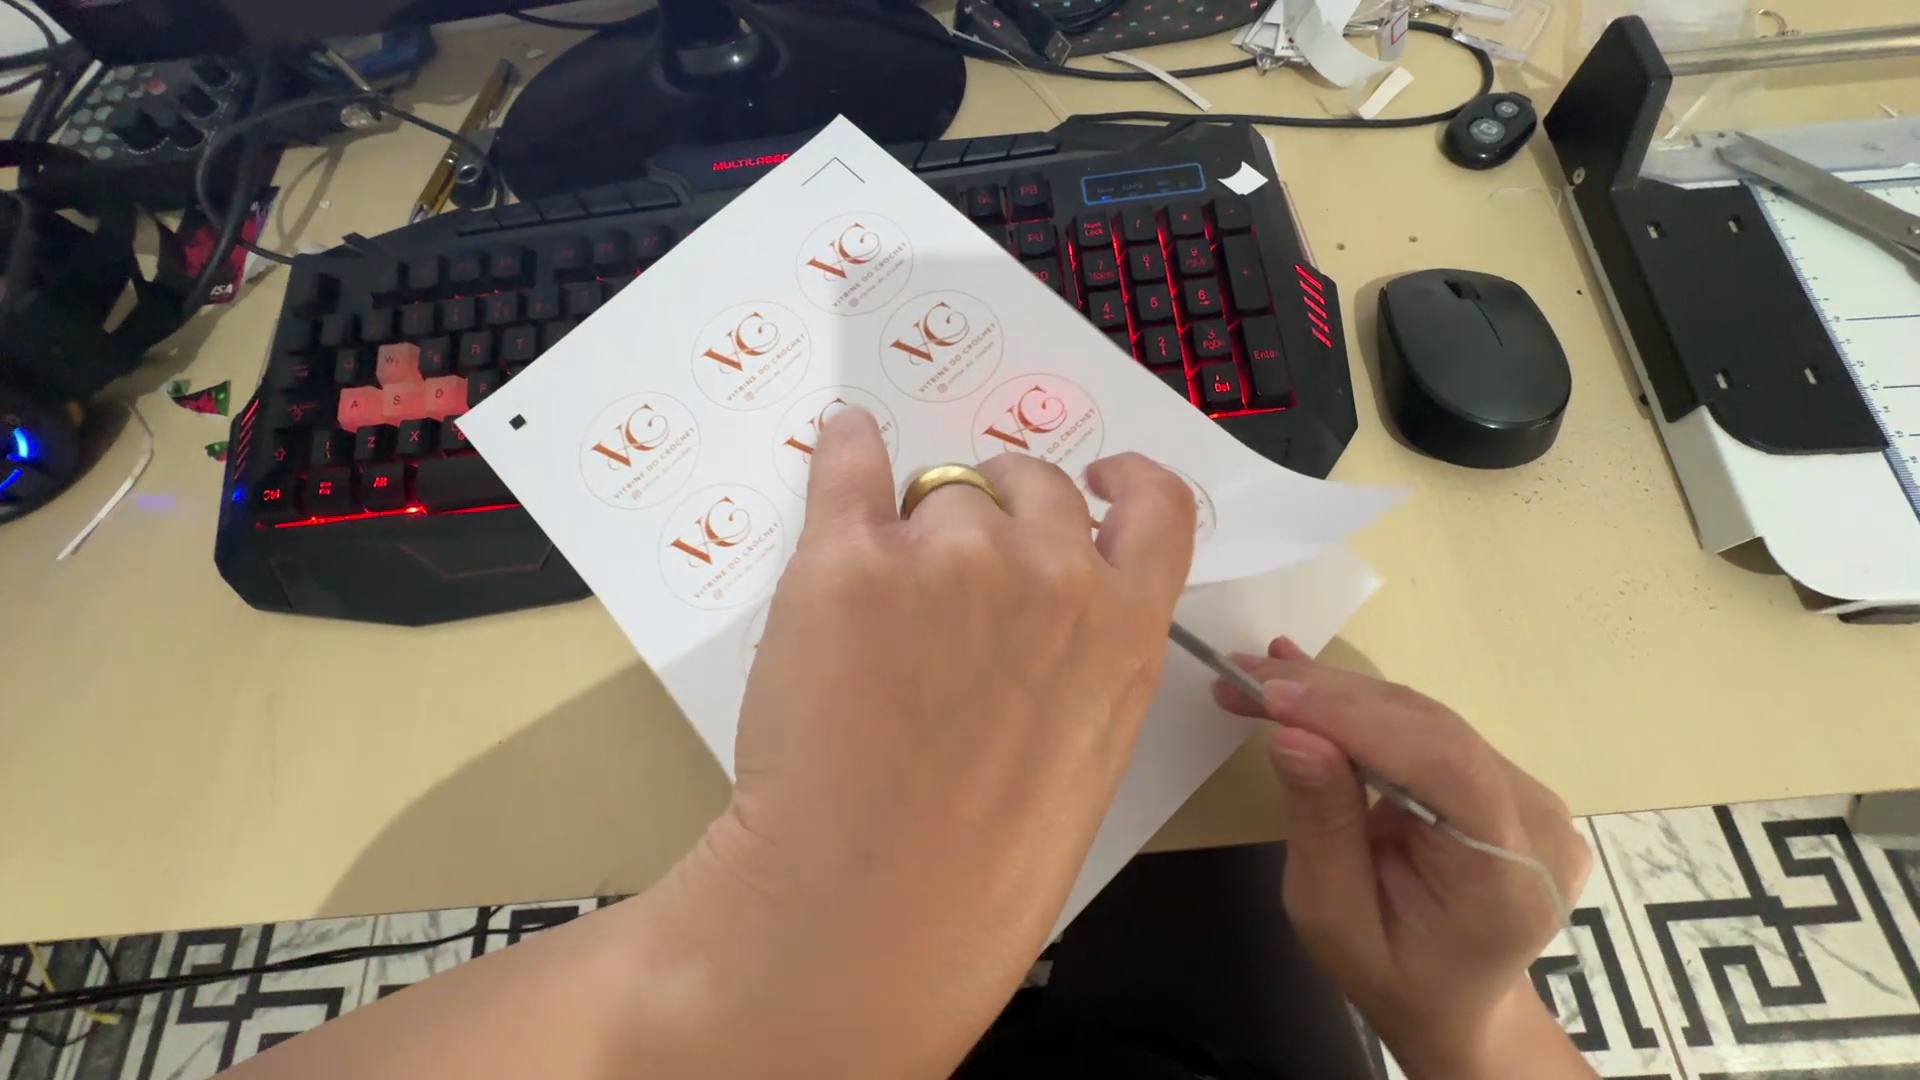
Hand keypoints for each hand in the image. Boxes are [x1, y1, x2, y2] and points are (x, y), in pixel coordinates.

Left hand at [687, 406, 1195, 1076]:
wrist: (870, 910)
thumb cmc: (984, 854)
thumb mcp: (1081, 744)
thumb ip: (1082, 648)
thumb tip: (1048, 582)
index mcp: (1121, 626)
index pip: (1158, 505)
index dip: (1125, 478)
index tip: (1096, 476)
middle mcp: (1047, 572)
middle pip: (1027, 481)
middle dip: (997, 504)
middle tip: (955, 562)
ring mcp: (949, 559)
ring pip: (938, 491)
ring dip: (918, 525)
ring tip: (884, 612)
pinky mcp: (850, 563)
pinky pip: (851, 465)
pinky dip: (848, 449)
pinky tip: (846, 441)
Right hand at [1215, 640, 1593, 1079]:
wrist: (1452, 996)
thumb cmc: (1388, 971)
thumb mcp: (1333, 916)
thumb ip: (1321, 826)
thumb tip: (1292, 736)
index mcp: (1508, 876)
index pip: (1442, 765)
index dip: (1353, 719)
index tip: (1268, 694)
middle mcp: (1533, 820)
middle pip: (1426, 727)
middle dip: (1324, 695)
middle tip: (1239, 678)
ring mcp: (1522, 793)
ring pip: (1415, 715)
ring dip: (1328, 691)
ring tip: (1253, 678)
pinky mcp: (1495, 774)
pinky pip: (1416, 724)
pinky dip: (1351, 701)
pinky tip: (1302, 675)